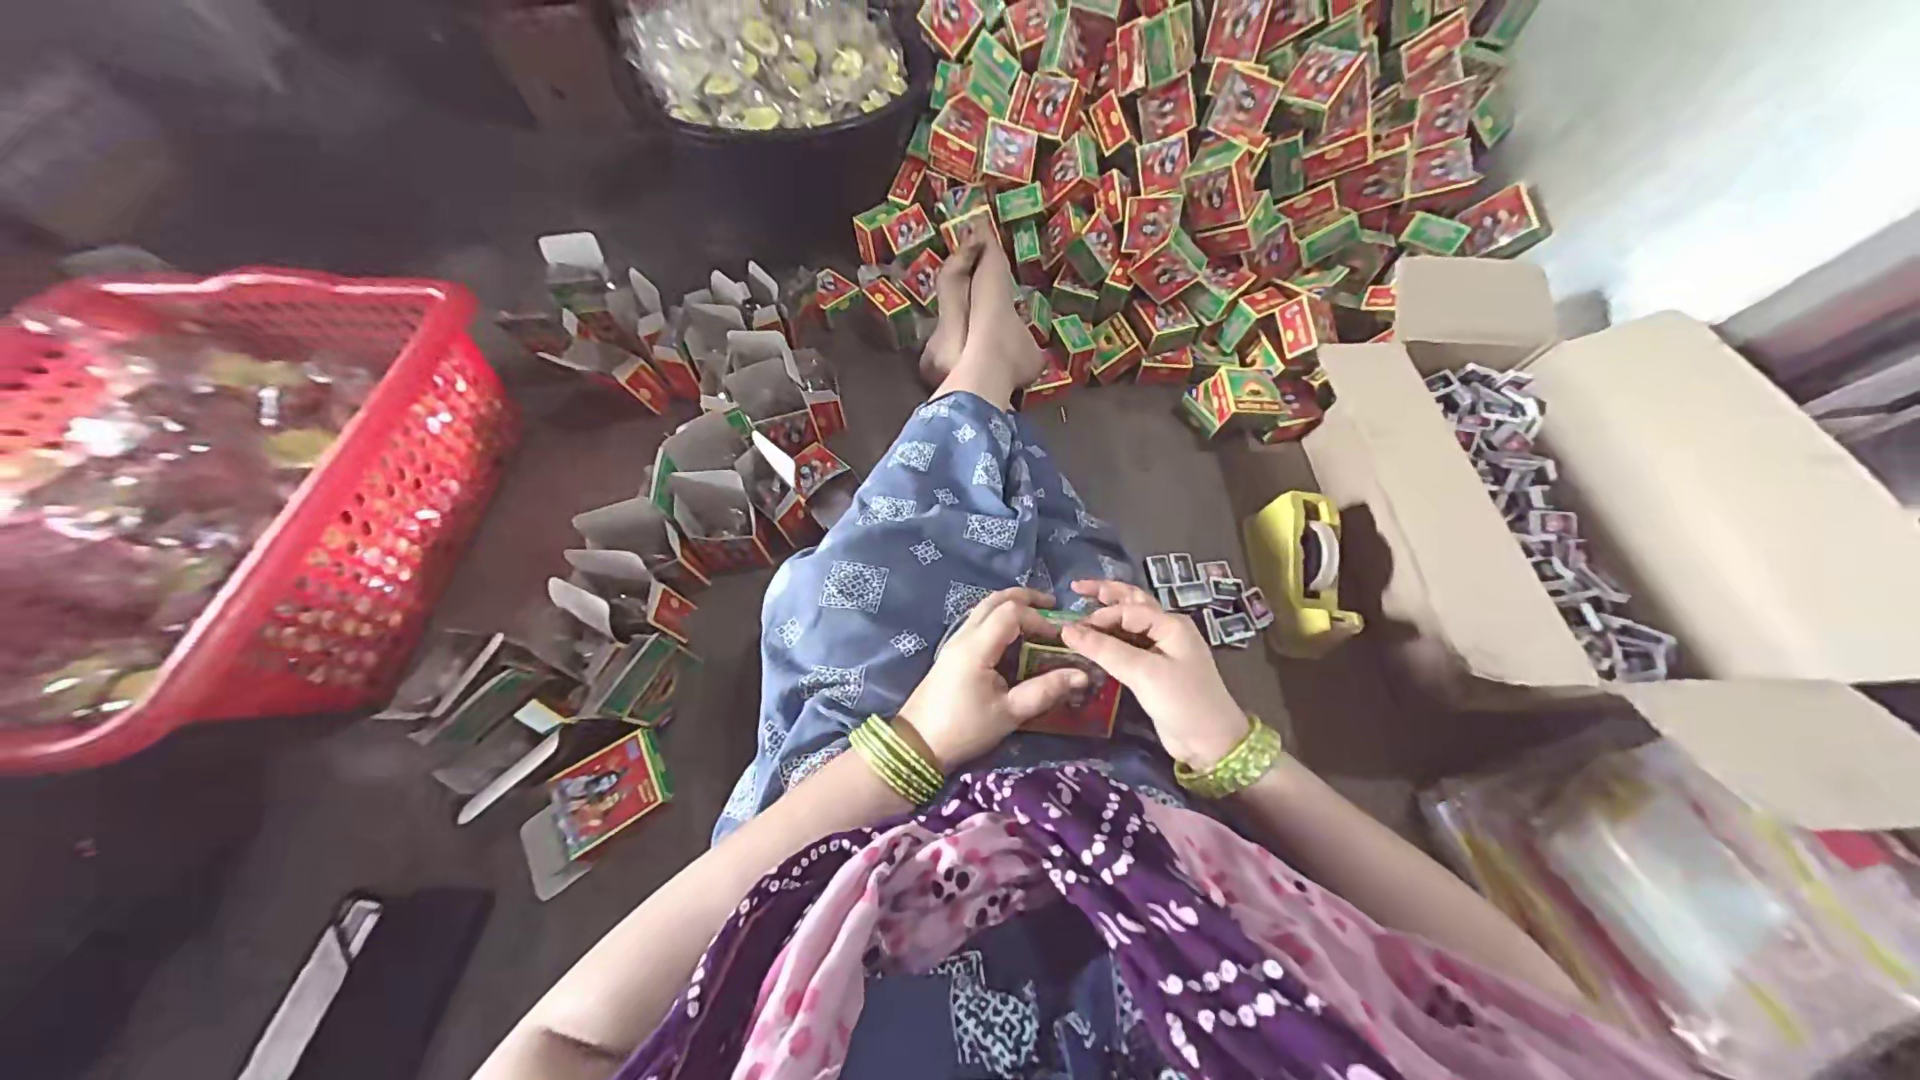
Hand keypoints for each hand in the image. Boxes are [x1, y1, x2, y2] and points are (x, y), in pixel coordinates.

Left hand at [896, 587, 1088, 771]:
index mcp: (976, 647)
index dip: (1039, 619)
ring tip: (1037, 619)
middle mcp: (964, 636)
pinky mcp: (952, 653)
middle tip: (1053, 608)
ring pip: (984, 609)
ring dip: (1011, 606)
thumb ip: (1045, 691)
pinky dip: (999, 619)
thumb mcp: (1009, 713)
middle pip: (995, 600)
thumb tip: (1082, 675)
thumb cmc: (964, 729)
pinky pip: (978, 623)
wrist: (917, 745)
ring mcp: (955, 642)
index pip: (1012, 613)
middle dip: (1026, 598)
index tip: (1060, 637)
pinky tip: (1015, 638)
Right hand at [1057, 580, 1249, 770]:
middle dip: (1105, 593)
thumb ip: (1105, 649)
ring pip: (1131, 622)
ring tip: (1084, 603)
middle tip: (1076, 586)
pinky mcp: (1155, 669)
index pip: (1127, 609)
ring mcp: (1162, 649)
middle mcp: (1167, 630)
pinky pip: (1129, 644)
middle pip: (1132, 603)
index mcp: (1170, 624)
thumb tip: (1067, 630)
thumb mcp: (1143, 673)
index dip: (1098, 616)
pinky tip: (1095, 639)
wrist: (1211, 743)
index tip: (1071, 629)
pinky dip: (1111, 637)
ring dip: (1108, 613)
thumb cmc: (1182, 701)